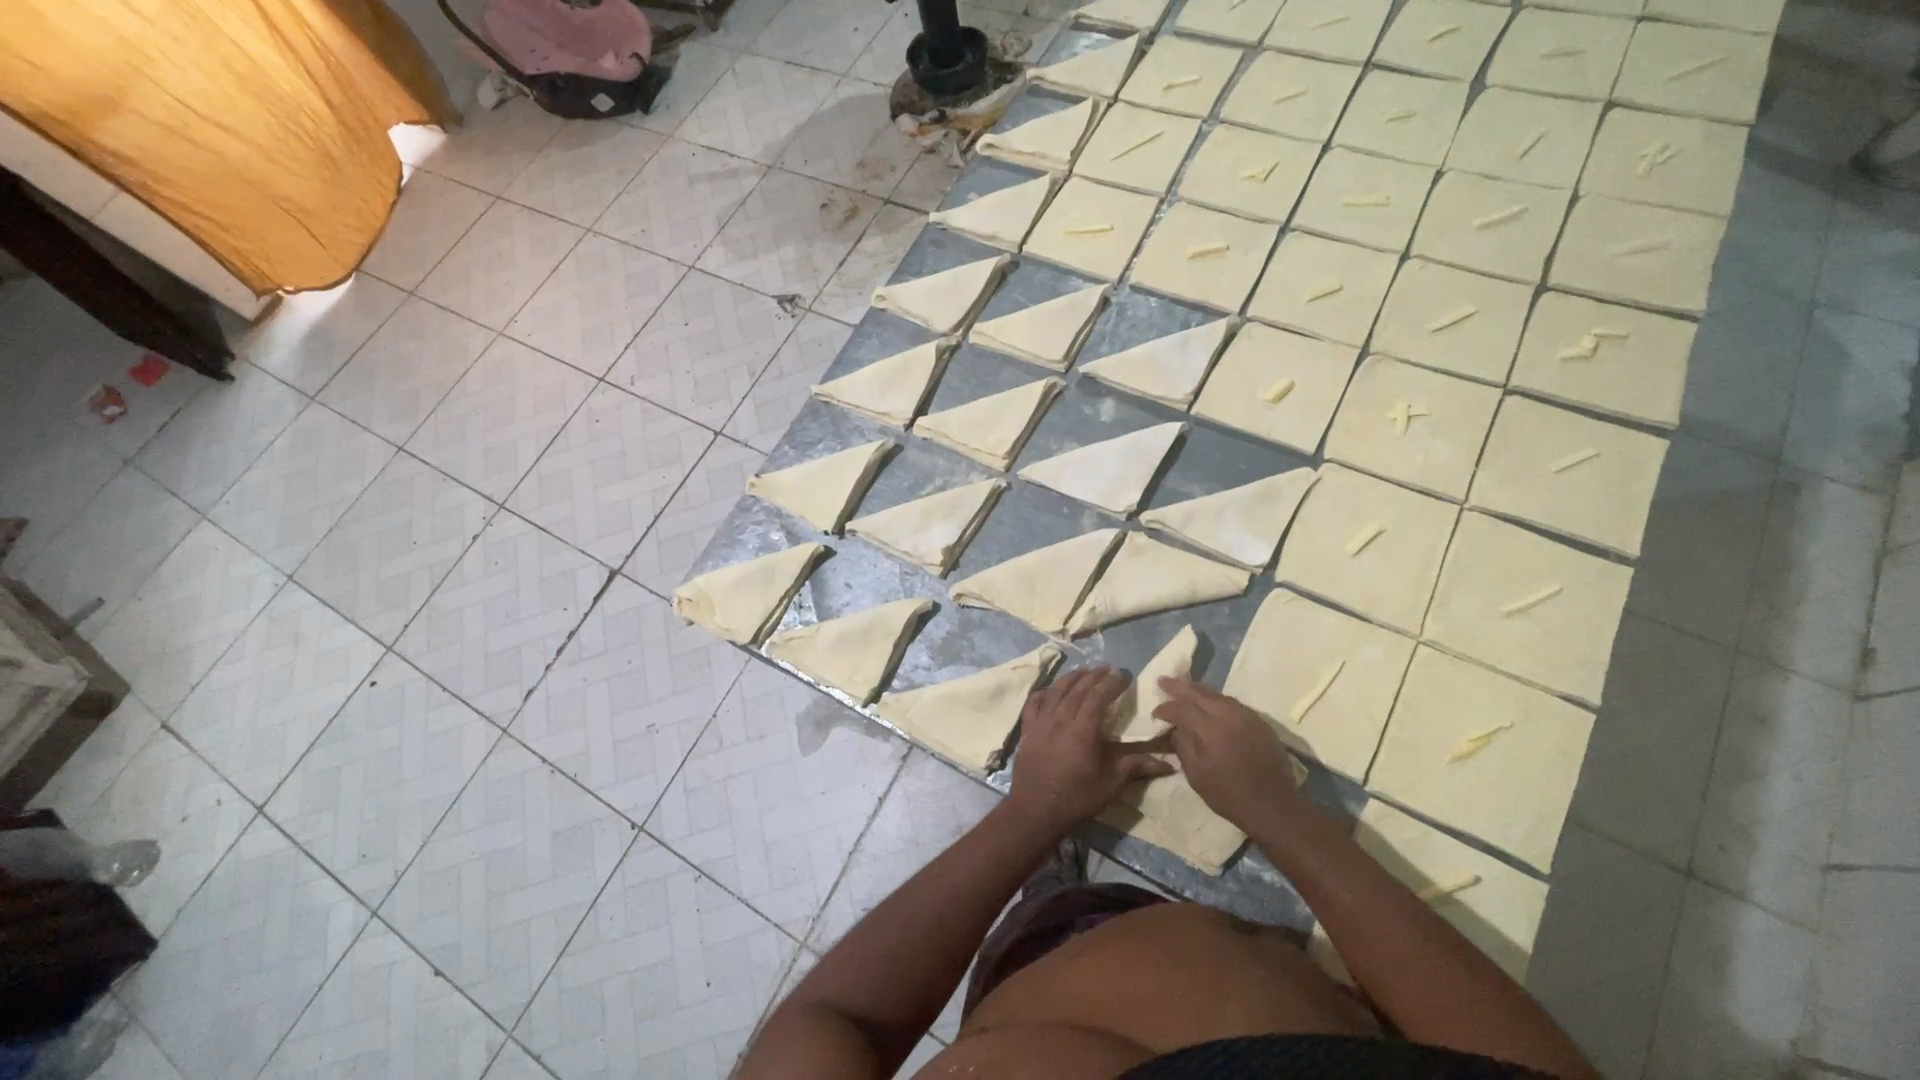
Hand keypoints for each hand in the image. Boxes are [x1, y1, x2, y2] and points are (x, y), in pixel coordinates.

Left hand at [1009, 667, 1175, 830]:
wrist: (1037, 810)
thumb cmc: (1078, 797)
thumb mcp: (1112, 783)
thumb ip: (1136, 767)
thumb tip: (1167, 765)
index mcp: (1084, 729)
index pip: (1098, 697)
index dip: (1111, 683)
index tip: (1122, 673)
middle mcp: (1061, 719)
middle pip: (1078, 690)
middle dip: (1093, 676)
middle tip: (1106, 668)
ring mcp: (1041, 724)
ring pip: (1056, 692)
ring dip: (1070, 679)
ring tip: (1082, 670)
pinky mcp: (1028, 732)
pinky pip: (1033, 705)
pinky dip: (1043, 693)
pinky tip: (1049, 690)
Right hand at [1152, 678, 1307, 830]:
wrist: (1274, 805)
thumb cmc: (1230, 795)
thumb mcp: (1197, 775)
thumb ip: (1184, 747)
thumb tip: (1177, 729)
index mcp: (1211, 729)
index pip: (1182, 708)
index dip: (1166, 708)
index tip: (1155, 712)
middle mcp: (1229, 716)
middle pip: (1200, 693)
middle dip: (1179, 687)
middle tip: (1163, 680)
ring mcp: (1248, 717)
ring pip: (1218, 695)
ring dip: (1199, 691)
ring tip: (1185, 688)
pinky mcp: (1260, 723)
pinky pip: (1233, 703)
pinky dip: (1217, 700)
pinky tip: (1211, 703)